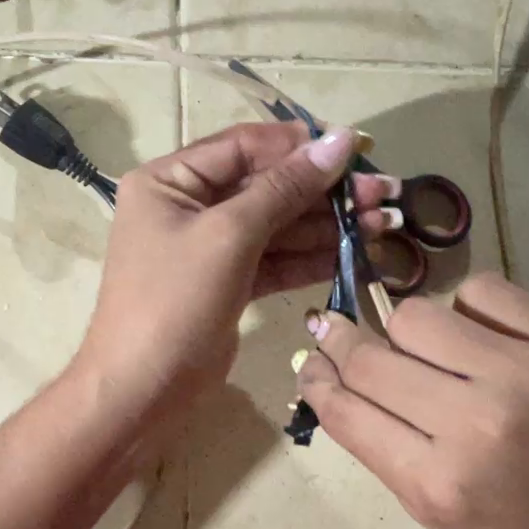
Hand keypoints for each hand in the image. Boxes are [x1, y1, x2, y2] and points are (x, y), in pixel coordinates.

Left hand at [73, 121, 394, 418]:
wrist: (143, 388)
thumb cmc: (174, 301)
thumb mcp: (229, 236)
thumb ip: (285, 188)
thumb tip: (339, 141)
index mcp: (170, 181)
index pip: (243, 147)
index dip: (300, 146)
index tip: (355, 149)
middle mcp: (188, 207)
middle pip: (266, 186)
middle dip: (324, 190)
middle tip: (384, 192)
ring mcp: (208, 248)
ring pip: (276, 226)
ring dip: (328, 225)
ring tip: (385, 221)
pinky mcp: (227, 284)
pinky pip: (274, 260)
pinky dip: (311, 257)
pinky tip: (357, 251)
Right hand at [295, 271, 528, 528]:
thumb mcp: (439, 515)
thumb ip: (381, 448)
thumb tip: (331, 381)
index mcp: (437, 482)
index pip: (345, 408)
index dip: (316, 380)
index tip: (309, 365)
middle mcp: (476, 423)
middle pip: (371, 356)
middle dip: (340, 343)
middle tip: (334, 335)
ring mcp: (526, 374)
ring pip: (417, 314)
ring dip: (402, 330)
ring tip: (419, 351)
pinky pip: (481, 291)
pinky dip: (462, 309)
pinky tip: (471, 336)